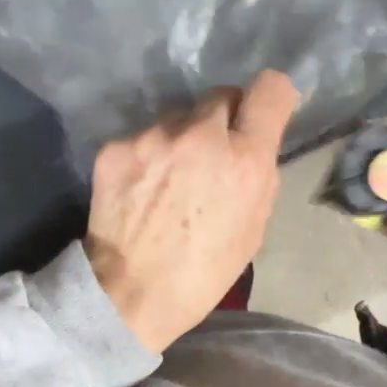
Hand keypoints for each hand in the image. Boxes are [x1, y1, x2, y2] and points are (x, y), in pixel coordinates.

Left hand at [85, 70, 299, 353]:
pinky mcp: (116, 147)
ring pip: (176, 118)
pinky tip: (139, 191)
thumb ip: (258, 177)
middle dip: (221, 120)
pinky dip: (144, 158)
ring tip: (168, 182)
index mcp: (245, 160)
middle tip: (210, 155)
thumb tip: (254, 148)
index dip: (269, 99)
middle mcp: (200, 136)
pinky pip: (141, 139)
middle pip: (220, 96)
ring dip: (179, 140)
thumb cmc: (200, 276)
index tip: (262, 112)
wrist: (128, 297)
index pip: (270, 89)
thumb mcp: (252, 231)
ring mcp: (153, 138)